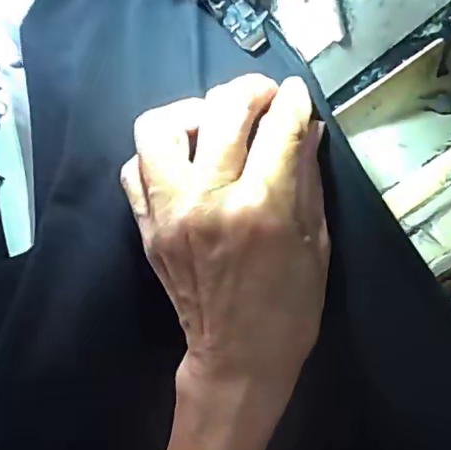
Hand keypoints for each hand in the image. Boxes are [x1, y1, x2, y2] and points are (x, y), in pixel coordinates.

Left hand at [121, 74, 328, 448]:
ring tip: (212, 124)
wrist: (237, 357)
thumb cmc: (289, 307)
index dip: (292, 101)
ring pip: (158, 128)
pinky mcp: (146, 226)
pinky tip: (183, 162)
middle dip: (247, 92)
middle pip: (220, 113)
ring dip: (189, 113)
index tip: (295, 93)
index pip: (277, 128)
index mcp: (261, 208)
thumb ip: (307, 178)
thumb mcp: (316, 242)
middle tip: (261, 98)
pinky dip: (157, 154)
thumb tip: (306, 127)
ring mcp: (168, 212)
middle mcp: (208, 201)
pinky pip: (134, 169)